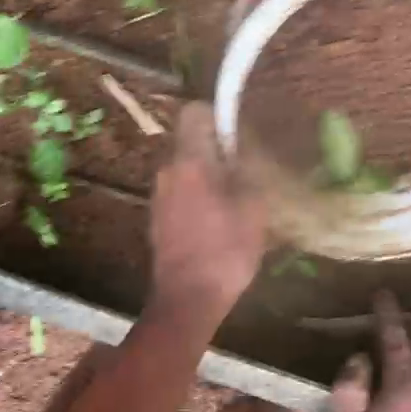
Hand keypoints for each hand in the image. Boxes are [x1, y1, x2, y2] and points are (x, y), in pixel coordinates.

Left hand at [148, 103, 267, 315]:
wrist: (187, 299)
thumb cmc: (225, 251)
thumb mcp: (253, 207)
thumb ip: (249, 170)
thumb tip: (244, 149)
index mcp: (189, 161)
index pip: (193, 112)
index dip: (217, 115)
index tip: (239, 133)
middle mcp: (167, 171)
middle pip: (190, 141)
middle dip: (217, 149)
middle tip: (246, 168)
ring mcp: (158, 196)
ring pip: (186, 168)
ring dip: (208, 175)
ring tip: (236, 197)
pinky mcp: (157, 218)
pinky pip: (180, 191)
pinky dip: (198, 195)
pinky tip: (218, 219)